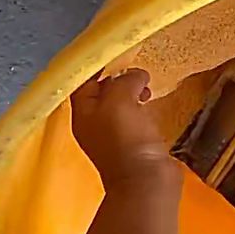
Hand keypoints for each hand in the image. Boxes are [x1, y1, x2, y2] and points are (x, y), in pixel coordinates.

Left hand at [71, 69, 178, 189]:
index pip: (83, 82)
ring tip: (145, 87)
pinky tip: (151, 104)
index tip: (116, 52)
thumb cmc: (127, 139)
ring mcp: (114, 136)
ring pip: (119, 104)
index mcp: (83, 115)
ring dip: (131, 92)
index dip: (97, 66)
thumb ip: (124, 80)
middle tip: (133, 69)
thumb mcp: (119, 100)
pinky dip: (141, 107)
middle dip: (117, 78)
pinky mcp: (133, 144)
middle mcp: (94, 125)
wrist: (147, 181)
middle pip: (101, 92)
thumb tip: (137, 75)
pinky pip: (134, 118)